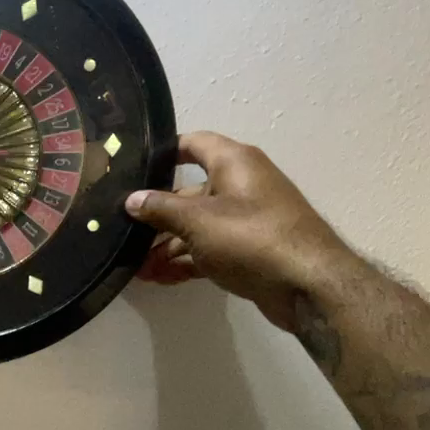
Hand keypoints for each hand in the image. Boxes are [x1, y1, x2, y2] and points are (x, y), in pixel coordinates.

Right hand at [124, 132, 357, 331]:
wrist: (308, 285)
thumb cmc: (251, 238)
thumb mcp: (197, 220)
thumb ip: (160, 208)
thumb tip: (132, 200)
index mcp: (233, 163)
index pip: (193, 144)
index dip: (163, 152)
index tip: (132, 167)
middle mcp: (241, 185)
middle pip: (189, 192)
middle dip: (155, 214)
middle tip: (122, 230)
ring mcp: (246, 219)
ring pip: (196, 225)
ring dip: (166, 245)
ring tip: (135, 266)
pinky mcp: (249, 250)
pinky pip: (209, 248)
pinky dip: (185, 260)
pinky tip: (158, 278)